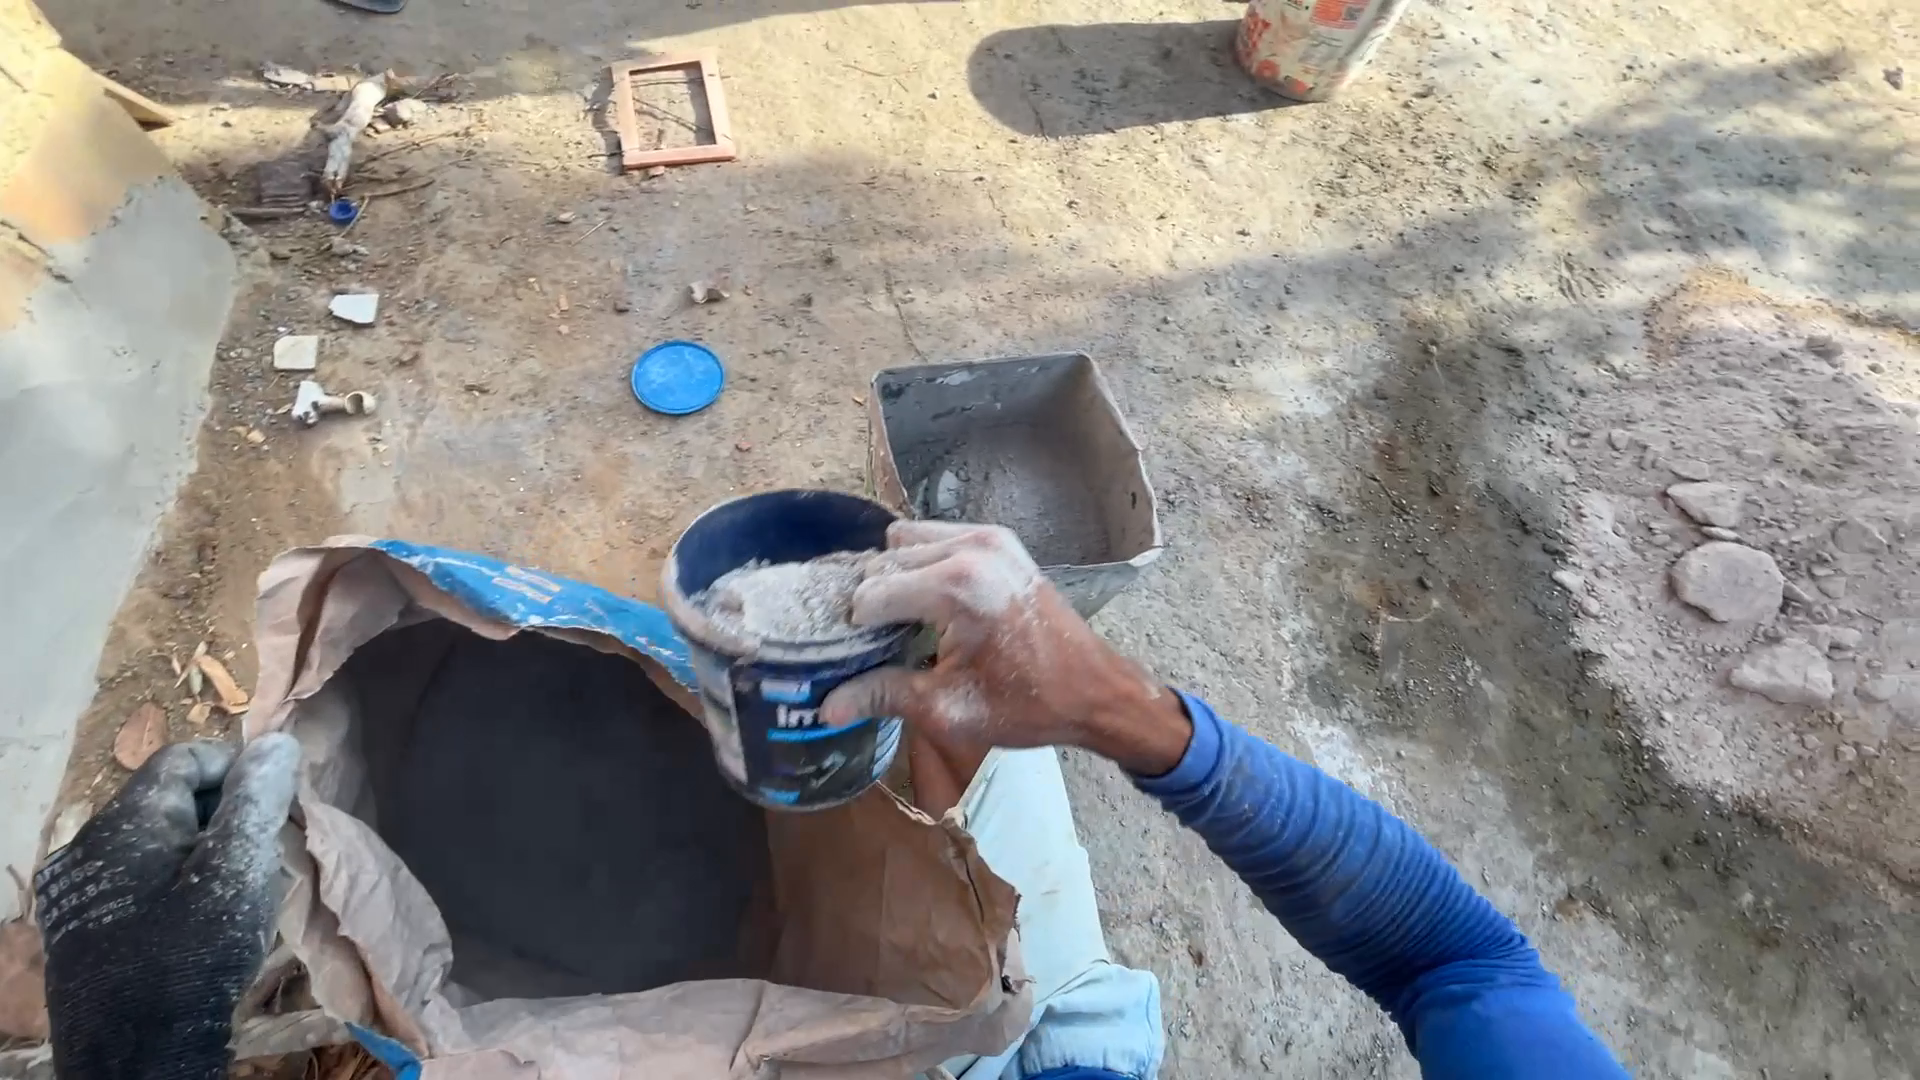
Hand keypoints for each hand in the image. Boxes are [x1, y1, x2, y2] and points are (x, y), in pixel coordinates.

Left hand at [36, 735, 298, 1079]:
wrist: (141, 1047)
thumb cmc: (197, 944)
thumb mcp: (242, 863)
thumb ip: (258, 796)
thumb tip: (276, 741)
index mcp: (124, 826)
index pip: (185, 758)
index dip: (238, 769)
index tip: (272, 806)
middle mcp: (89, 847)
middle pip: (174, 795)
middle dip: (230, 811)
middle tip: (263, 848)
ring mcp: (82, 887)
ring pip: (165, 834)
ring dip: (212, 845)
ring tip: (239, 884)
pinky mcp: (87, 919)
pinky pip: (147, 870)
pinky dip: (187, 875)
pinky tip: (206, 910)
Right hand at [821, 522, 1191, 774]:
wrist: (1094, 689)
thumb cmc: (1027, 704)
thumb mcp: (949, 709)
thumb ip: (883, 696)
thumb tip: (826, 704)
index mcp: (957, 586)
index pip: (871, 593)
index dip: (857, 628)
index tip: (859, 656)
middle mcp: (970, 547)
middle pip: (884, 561)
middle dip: (873, 600)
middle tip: (876, 643)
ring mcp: (988, 537)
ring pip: (905, 542)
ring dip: (896, 577)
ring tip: (905, 621)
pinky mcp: (1000, 539)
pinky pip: (935, 538)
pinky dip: (922, 564)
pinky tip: (932, 603)